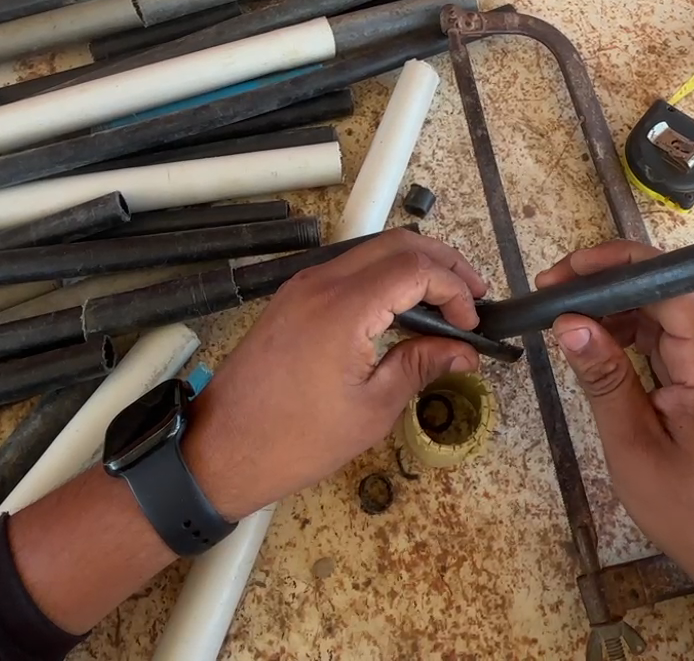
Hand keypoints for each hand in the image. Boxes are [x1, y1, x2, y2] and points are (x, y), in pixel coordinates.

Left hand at [184, 230, 488, 519]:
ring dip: (413, 267)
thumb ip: (421, 366)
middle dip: (442, 262)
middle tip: (472, 295)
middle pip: (396, 244)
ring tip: (445, 302)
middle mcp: (322, 281)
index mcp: (343, 306)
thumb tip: (464, 351)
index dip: (454, 288)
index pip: (415, 268)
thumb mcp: (371, 409)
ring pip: (372, 251)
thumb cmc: (296, 439)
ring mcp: (303, 285)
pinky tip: (402, 309)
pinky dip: (384, 278)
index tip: (473, 322)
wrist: (220, 449)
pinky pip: (349, 270)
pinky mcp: (293, 297)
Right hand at [539, 240, 693, 598]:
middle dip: (604, 283)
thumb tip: (568, 320)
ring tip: (562, 320)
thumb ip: (603, 378)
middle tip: (549, 295)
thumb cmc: (692, 511)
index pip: (671, 283)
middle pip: (663, 289)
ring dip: (610, 307)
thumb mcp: (634, 447)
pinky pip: (663, 336)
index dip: (616, 265)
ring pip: (660, 310)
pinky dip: (625, 332)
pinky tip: (594, 346)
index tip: (565, 273)